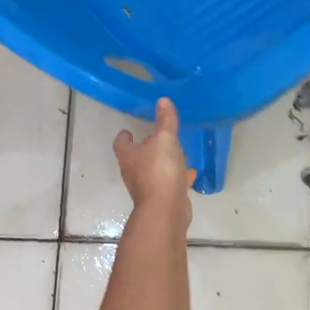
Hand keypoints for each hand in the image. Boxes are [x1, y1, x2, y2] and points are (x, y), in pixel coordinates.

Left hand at [113, 98, 195, 217]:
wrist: (166, 209)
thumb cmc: (160, 170)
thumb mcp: (165, 140)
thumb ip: (165, 121)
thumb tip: (163, 100)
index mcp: (129, 156)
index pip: (121, 143)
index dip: (124, 136)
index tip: (128, 130)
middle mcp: (133, 172)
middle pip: (135, 158)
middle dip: (144, 148)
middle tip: (155, 138)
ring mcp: (146, 188)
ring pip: (153, 171)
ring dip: (162, 163)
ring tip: (175, 154)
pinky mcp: (161, 199)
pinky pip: (168, 184)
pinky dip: (176, 178)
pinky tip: (189, 174)